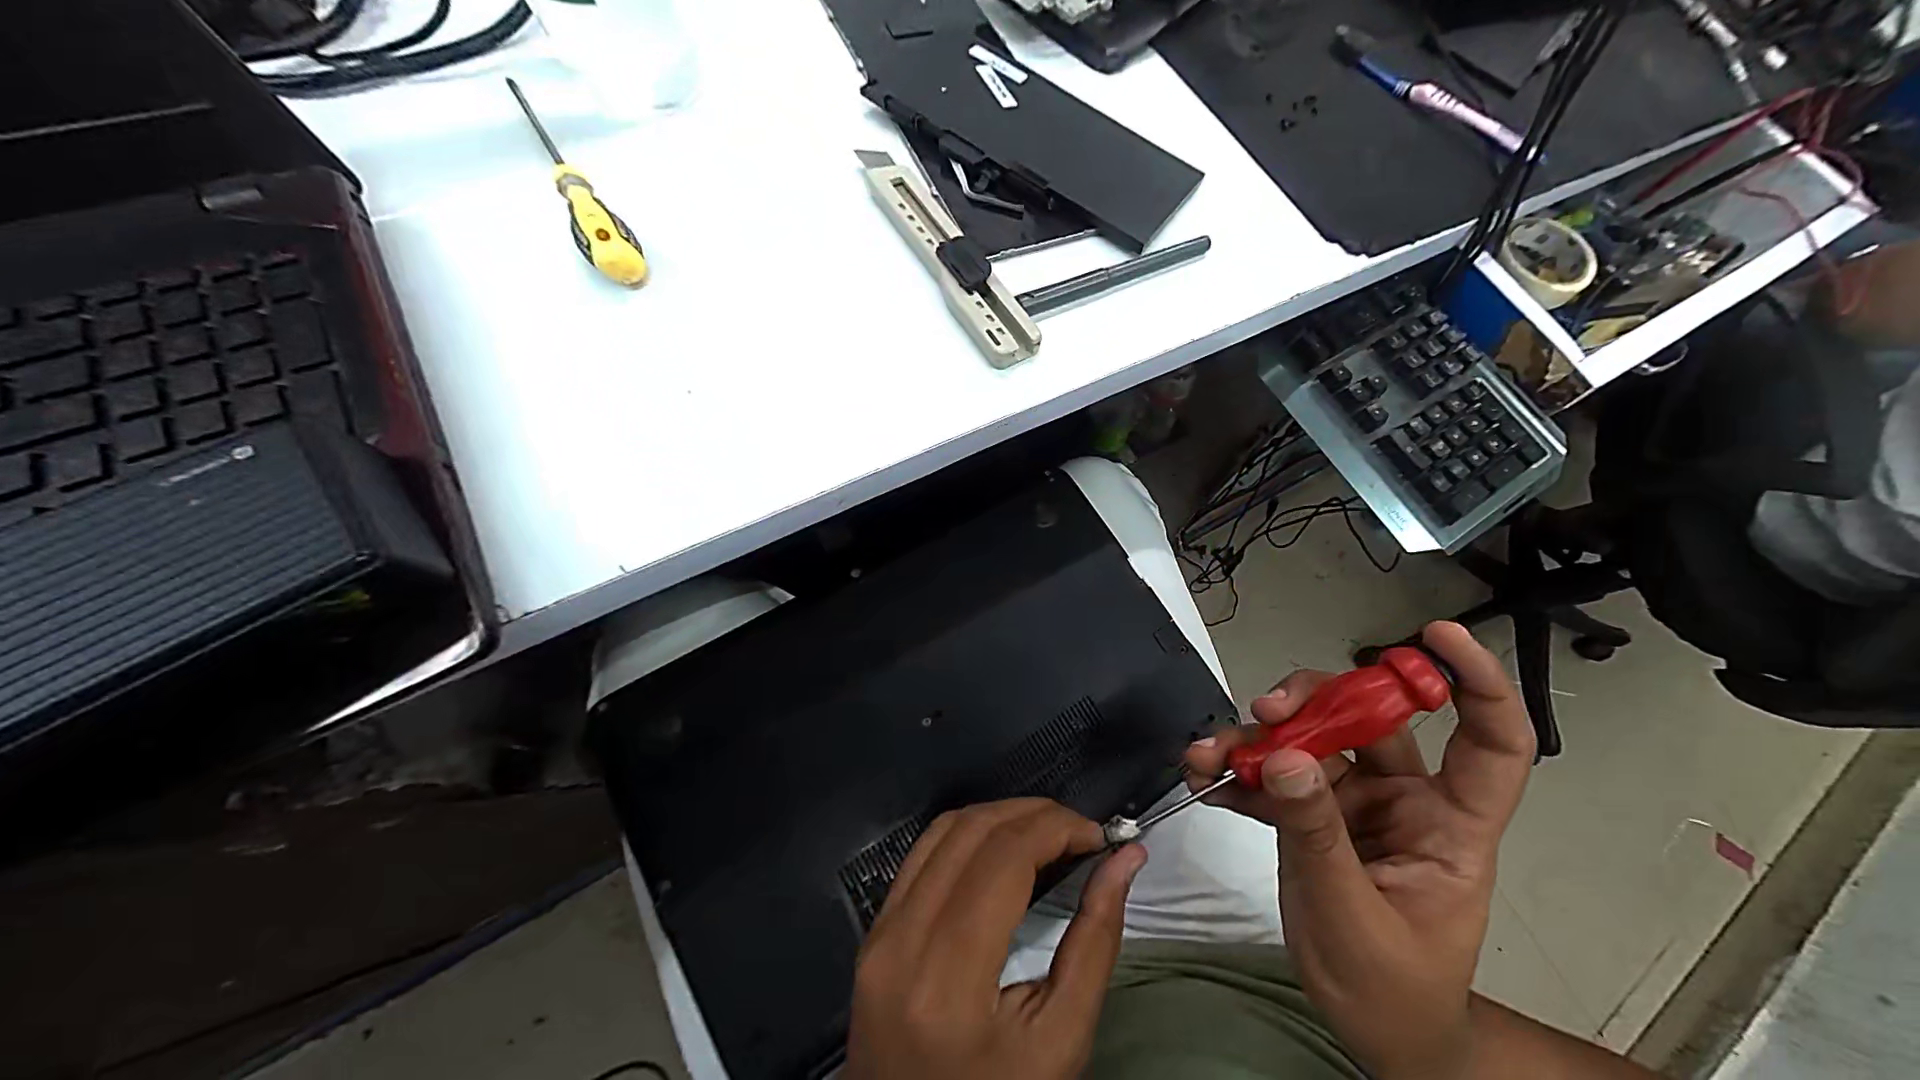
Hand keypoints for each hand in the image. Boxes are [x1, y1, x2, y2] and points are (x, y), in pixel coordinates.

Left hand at [846, 798, 1148, 1079]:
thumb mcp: (1062, 1039)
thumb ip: (1096, 941)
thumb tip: (1125, 860)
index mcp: (949, 978)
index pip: (1003, 858)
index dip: (1055, 828)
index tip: (1099, 836)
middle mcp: (903, 940)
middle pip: (972, 832)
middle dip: (1034, 815)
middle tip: (1080, 831)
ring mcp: (880, 931)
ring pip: (943, 830)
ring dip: (1000, 816)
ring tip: (1048, 832)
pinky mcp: (875, 930)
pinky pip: (921, 854)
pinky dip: (967, 834)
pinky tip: (1002, 846)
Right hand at [1183, 622, 1535, 1079]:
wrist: (1369, 1027)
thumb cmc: (1391, 987)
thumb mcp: (1352, 916)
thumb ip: (1317, 836)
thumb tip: (1287, 758)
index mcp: (1448, 825)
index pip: (1489, 744)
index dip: (1476, 683)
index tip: (1433, 636)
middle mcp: (1403, 800)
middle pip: (1369, 721)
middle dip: (1313, 704)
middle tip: (1263, 712)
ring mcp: (1352, 804)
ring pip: (1310, 741)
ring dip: (1256, 740)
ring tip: (1208, 754)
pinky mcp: (1311, 816)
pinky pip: (1275, 778)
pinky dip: (1238, 774)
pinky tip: (1205, 779)